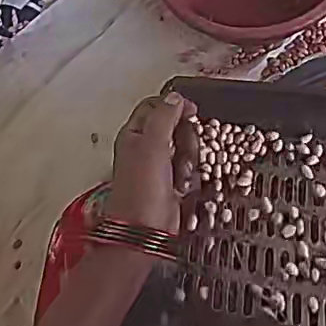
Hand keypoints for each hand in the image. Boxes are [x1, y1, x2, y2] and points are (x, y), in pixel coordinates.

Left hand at [103, 91, 197, 234]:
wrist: (146, 228)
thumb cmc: (142, 188)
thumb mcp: (152, 144)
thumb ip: (164, 116)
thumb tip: (175, 97)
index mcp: (134, 133)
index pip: (155, 106)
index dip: (174, 105)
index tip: (191, 112)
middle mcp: (144, 146)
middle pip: (174, 126)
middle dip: (184, 138)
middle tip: (180, 150)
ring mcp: (158, 165)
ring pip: (184, 147)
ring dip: (187, 159)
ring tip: (179, 173)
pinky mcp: (171, 181)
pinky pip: (188, 168)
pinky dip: (188, 176)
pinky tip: (181, 186)